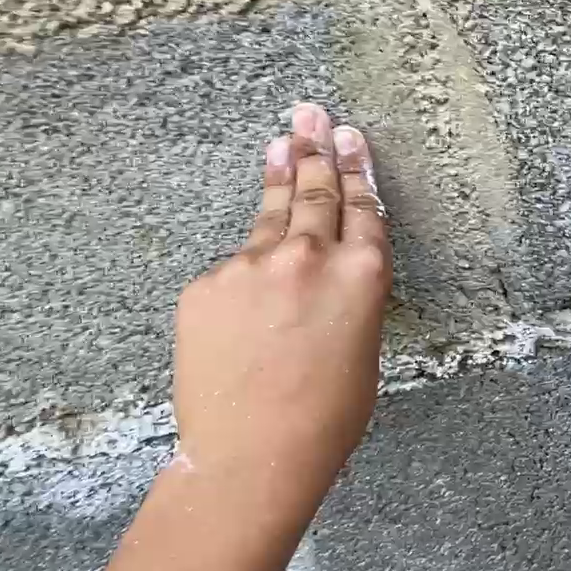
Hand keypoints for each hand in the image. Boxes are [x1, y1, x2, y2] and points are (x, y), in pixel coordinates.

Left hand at [170, 101, 391, 510]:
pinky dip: (244, 268)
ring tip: (282, 141)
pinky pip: (232, 267)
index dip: (358, 169)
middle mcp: (312, 255)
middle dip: (316, 148)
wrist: (254, 455)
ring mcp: (254, 265)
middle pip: (317, 190)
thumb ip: (349, 292)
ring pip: (271, 214)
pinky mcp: (207, 284)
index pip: (364, 206)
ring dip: (279, 175)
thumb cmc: (328, 413)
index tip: (352, 139)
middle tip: (313, 115)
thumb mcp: (363, 340)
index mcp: (364, 272)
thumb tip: (329, 270)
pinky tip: (251, 283)